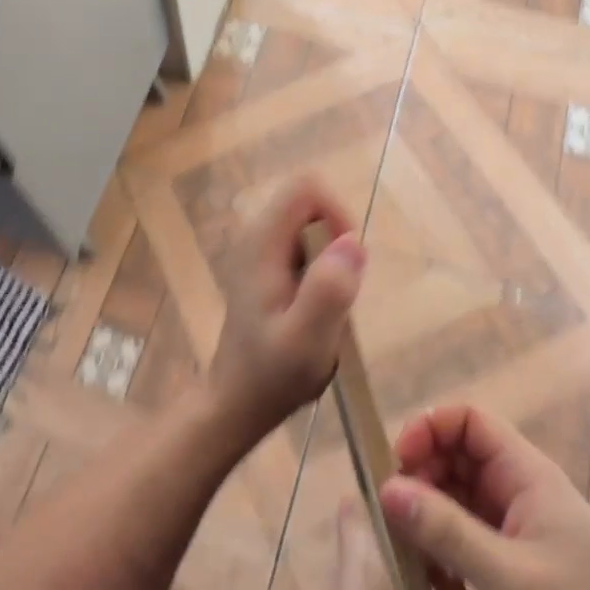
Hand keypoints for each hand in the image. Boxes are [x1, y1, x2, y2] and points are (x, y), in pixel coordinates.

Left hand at [204, 179, 366, 445]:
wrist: (238, 401)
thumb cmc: (272, 375)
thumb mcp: (308, 341)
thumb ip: (329, 291)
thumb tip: (351, 242)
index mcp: (261, 243)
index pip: (306, 188)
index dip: (337, 214)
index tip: (348, 262)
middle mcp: (256, 237)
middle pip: (309, 204)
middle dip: (336, 242)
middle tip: (337, 292)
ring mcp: (259, 252)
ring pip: (310, 228)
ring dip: (330, 262)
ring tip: (324, 307)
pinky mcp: (266, 269)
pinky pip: (305, 249)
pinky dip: (320, 273)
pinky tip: (313, 311)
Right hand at [379, 406, 589, 589]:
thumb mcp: (509, 576)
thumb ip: (448, 533)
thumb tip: (386, 488)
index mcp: (528, 476)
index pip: (469, 421)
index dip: (429, 429)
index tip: (398, 464)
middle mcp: (520, 493)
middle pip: (455, 459)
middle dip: (420, 480)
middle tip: (396, 517)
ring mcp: (516, 530)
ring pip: (454, 501)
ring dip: (426, 521)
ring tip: (409, 555)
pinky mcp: (513, 564)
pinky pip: (464, 540)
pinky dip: (441, 554)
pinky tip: (434, 581)